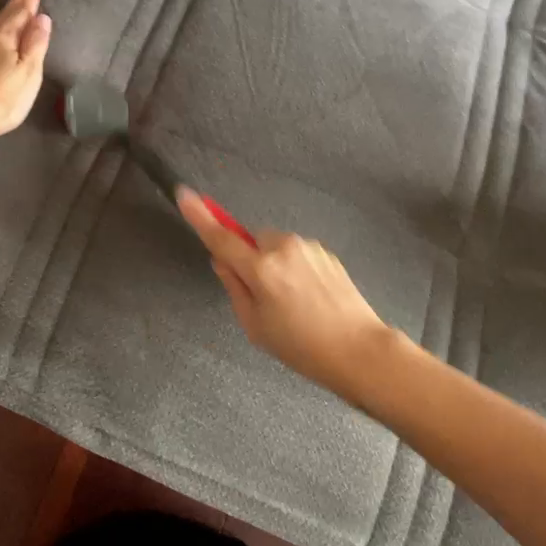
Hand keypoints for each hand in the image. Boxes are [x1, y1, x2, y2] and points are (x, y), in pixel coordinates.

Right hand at [177, 187, 395, 396]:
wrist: (360, 350)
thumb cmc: (301, 347)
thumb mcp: (255, 326)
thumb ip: (234, 288)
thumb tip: (223, 261)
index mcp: (261, 269)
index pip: (221, 238)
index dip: (200, 216)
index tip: (185, 194)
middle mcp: (283, 248)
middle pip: (252, 242)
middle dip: (251, 260)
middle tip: (263, 297)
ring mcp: (308, 248)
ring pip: (276, 248)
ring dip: (275, 265)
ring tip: (294, 304)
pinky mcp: (326, 253)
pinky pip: (298, 255)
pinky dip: (296, 270)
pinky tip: (311, 299)